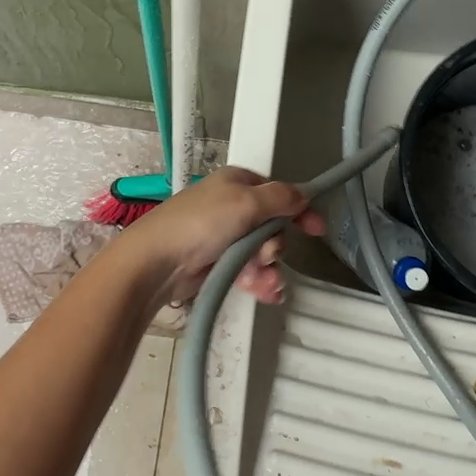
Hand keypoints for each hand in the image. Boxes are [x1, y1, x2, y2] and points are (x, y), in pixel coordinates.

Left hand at [120, 167, 325, 305]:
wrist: (158, 262)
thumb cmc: (201, 223)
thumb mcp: (245, 202)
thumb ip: (280, 197)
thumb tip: (304, 194)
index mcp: (237, 183)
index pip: (277, 192)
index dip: (298, 210)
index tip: (317, 230)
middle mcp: (231, 207)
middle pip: (272, 226)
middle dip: (276, 245)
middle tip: (266, 254)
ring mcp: (223, 237)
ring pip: (262, 253)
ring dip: (269, 268)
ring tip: (264, 281)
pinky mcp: (217, 263)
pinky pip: (248, 271)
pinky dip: (258, 281)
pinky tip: (264, 292)